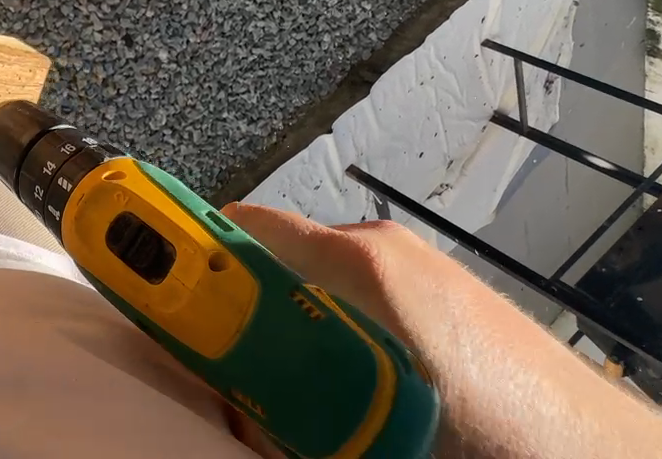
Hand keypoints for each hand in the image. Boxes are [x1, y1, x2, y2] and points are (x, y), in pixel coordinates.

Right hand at [221, 204, 661, 458]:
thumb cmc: (496, 436)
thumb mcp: (376, 433)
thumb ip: (292, 413)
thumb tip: (231, 409)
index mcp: (359, 264)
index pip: (246, 225)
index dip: (196, 247)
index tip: (165, 286)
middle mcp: (379, 246)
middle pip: (276, 257)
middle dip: (247, 308)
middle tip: (244, 372)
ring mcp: (414, 261)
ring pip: (318, 279)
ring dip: (297, 323)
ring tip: (317, 394)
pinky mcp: (442, 284)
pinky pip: (360, 291)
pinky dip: (340, 325)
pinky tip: (368, 387)